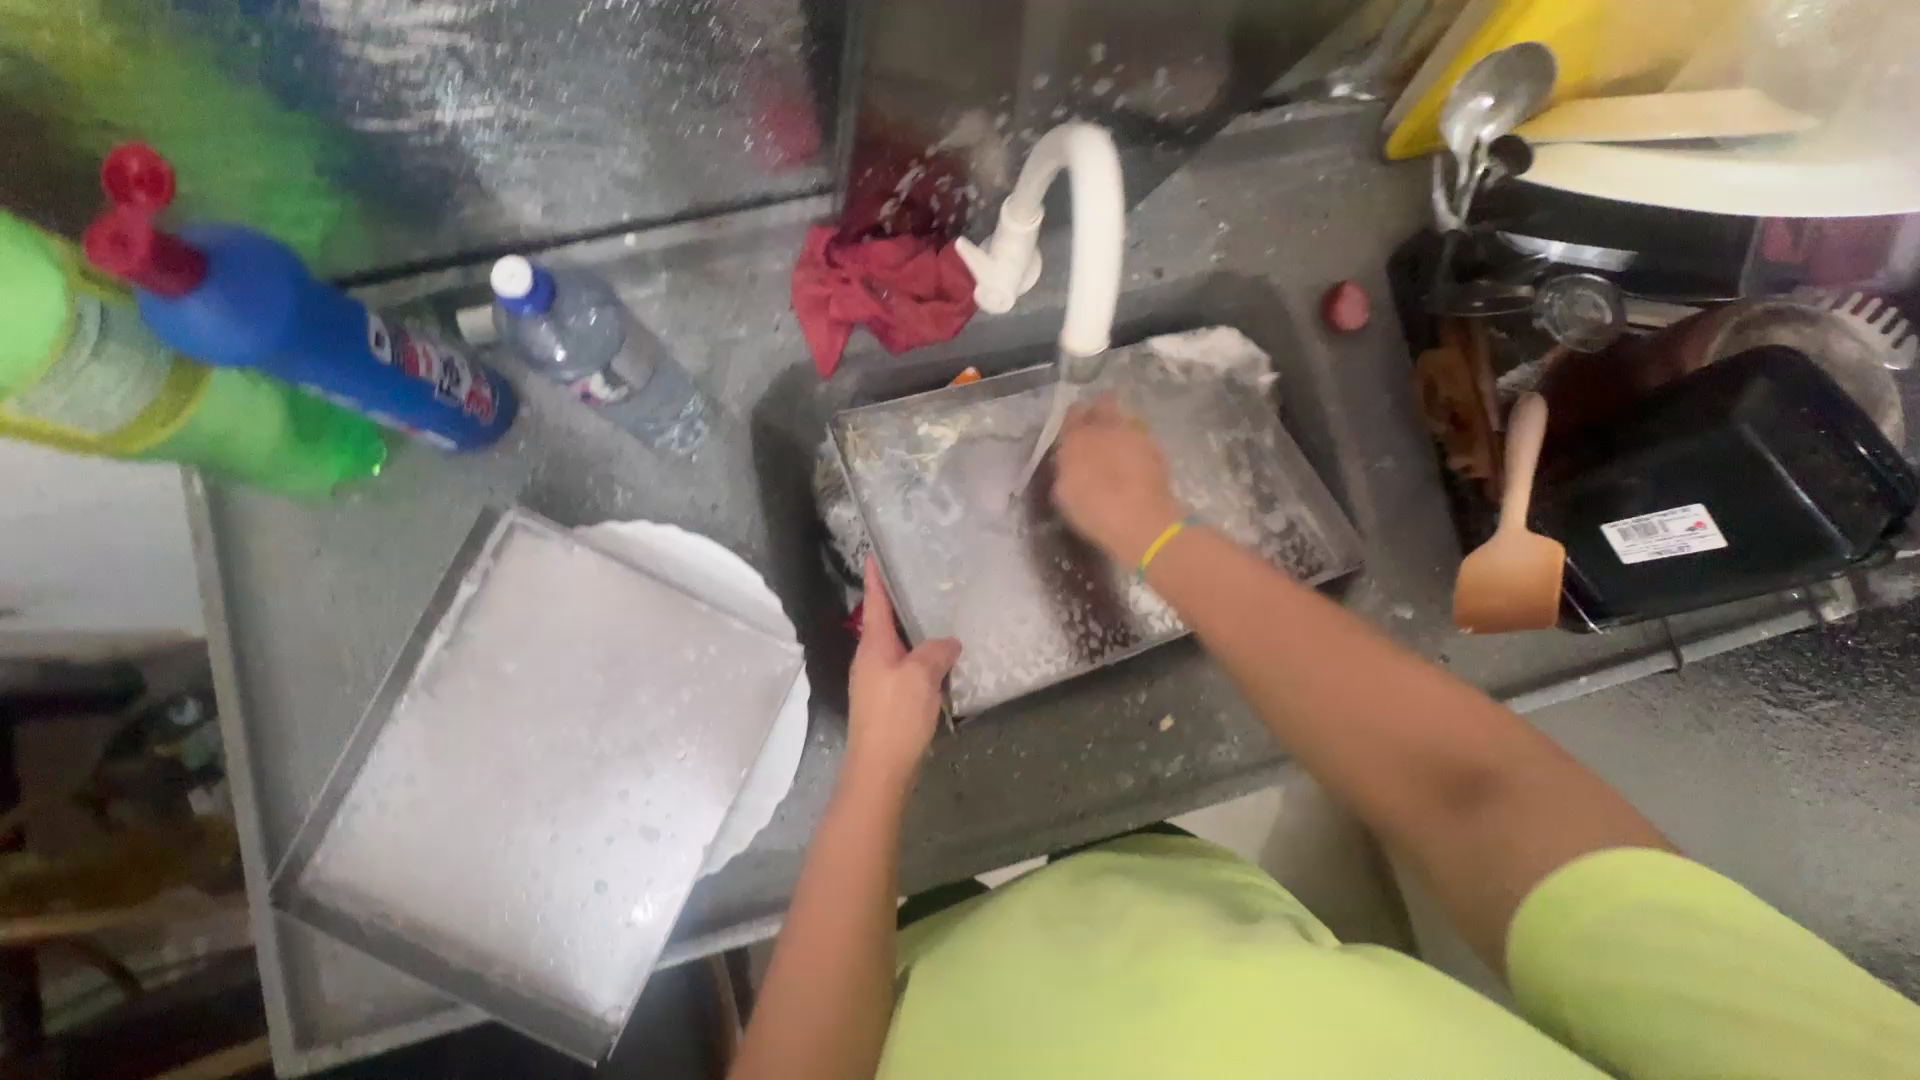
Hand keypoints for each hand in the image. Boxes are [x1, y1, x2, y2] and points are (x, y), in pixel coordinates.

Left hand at [845, 557, 960, 790]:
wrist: (879, 769)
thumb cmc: (895, 716)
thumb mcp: (921, 676)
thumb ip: (936, 652)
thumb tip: (949, 642)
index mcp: (873, 646)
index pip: (874, 602)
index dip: (876, 578)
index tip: (873, 553)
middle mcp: (870, 659)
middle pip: (884, 623)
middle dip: (899, 603)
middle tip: (921, 580)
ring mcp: (877, 681)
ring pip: (896, 647)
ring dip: (912, 632)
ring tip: (937, 617)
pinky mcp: (887, 701)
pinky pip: (904, 668)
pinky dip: (919, 657)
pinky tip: (940, 661)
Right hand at [1052, 396, 1187, 564]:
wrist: (1140, 521)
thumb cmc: (1093, 509)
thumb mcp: (1062, 492)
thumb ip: (1065, 466)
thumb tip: (1068, 459)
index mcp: (1078, 435)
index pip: (1073, 413)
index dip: (1072, 420)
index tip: (1071, 432)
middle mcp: (1108, 426)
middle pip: (1105, 403)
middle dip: (1100, 413)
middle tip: (1096, 434)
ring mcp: (1137, 435)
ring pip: (1127, 419)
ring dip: (1122, 429)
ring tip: (1119, 452)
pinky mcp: (1158, 450)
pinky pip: (1143, 440)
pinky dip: (1138, 448)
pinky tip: (1135, 467)